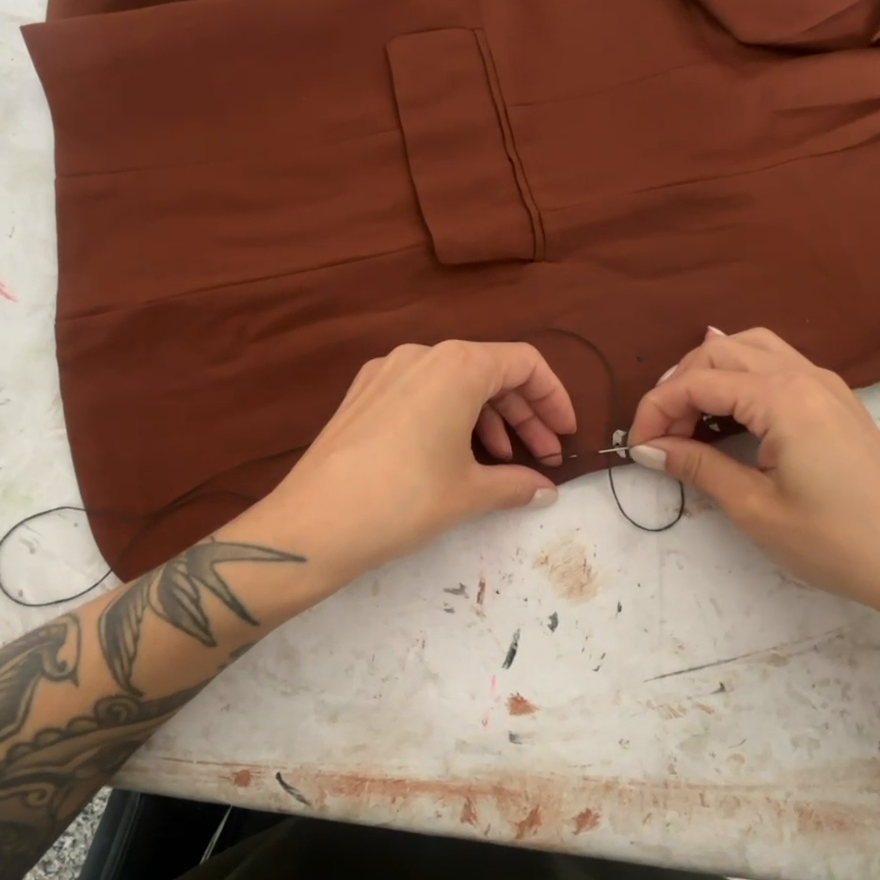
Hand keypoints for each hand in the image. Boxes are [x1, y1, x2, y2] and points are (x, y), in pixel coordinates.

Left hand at [254, 341, 576, 576]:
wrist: (313, 524)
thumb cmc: (405, 499)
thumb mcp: (470, 493)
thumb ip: (516, 483)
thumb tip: (544, 489)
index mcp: (457, 364)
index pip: (524, 364)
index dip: (554, 398)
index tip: (566, 435)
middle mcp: (421, 355)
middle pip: (489, 371)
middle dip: (523, 414)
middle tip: (543, 457)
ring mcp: (385, 372)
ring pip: (454, 383)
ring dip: (488, 419)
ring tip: (502, 464)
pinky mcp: (361, 395)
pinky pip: (421, 394)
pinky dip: (450, 417)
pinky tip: (455, 456)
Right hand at [625, 327, 879, 622]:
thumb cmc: (835, 542)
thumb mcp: (754, 508)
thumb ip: (697, 466)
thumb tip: (646, 447)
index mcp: (782, 398)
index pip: (697, 382)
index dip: (655, 410)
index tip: (636, 448)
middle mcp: (804, 376)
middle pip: (720, 350)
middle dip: (678, 384)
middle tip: (660, 434)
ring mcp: (827, 384)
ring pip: (751, 347)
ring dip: (710, 371)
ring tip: (687, 413)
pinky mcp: (838, 401)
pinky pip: (778, 363)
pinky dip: (741, 373)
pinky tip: (728, 401)